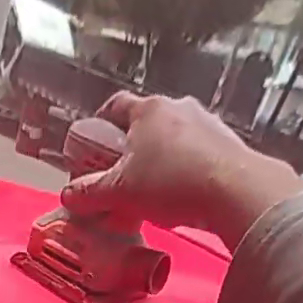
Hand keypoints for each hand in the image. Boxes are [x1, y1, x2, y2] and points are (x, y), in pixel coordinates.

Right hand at [60, 92, 302, 248]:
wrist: (236, 192)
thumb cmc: (170, 183)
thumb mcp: (120, 192)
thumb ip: (90, 192)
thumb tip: (67, 196)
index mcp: (148, 110)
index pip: (115, 106)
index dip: (99, 124)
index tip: (92, 144)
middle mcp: (179, 107)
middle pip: (145, 123)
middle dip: (130, 147)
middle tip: (119, 174)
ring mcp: (207, 123)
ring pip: (173, 137)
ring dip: (159, 158)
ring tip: (150, 189)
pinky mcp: (228, 144)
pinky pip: (196, 153)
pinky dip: (184, 168)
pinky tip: (180, 195)